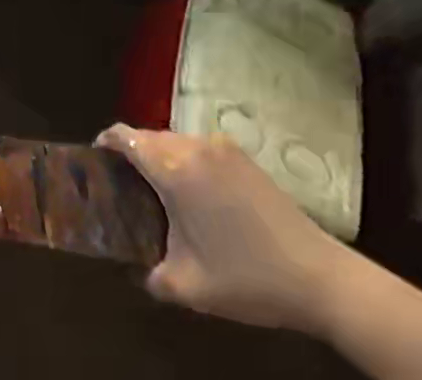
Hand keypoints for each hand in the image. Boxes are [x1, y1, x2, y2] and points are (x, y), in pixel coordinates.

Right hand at [98, 125, 356, 334]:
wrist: (325, 281)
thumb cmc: (248, 277)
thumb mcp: (188, 286)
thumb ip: (149, 274)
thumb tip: (133, 267)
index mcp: (173, 168)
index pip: (123, 136)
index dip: (103, 144)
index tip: (96, 164)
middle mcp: (194, 148)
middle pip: (146, 136)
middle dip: (131, 154)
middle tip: (126, 187)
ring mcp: (223, 149)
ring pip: (174, 140)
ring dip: (160, 157)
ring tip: (160, 191)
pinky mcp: (245, 158)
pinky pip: (199, 148)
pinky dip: (186, 161)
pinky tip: (196, 194)